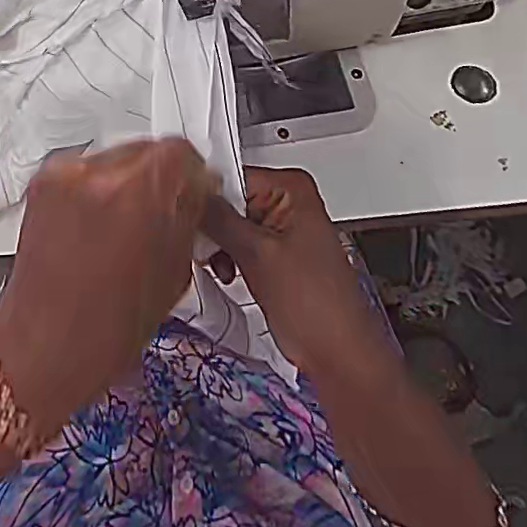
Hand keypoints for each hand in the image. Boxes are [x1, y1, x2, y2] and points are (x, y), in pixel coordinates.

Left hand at [0, 139, 216, 429]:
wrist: (45, 345)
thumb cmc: (107, 326)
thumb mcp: (174, 270)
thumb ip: (188, 215)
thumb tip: (195, 189)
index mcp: (143, 191)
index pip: (183, 151)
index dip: (194, 175)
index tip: (194, 189)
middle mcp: (102, 173)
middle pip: (149, 148)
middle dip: (161, 176)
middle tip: (162, 209)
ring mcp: (68, 175)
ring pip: (118, 155)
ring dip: (129, 181)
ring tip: (126, 222)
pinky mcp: (44, 183)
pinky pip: (87, 170)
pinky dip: (98, 187)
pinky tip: (100, 222)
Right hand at [202, 167, 397, 379]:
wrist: (337, 352)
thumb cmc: (319, 306)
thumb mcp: (257, 254)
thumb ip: (219, 220)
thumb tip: (192, 197)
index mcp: (293, 188)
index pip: (232, 173)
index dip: (207, 197)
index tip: (189, 215)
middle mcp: (289, 202)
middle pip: (230, 199)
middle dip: (214, 226)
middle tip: (208, 248)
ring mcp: (282, 228)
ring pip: (230, 224)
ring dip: (218, 246)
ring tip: (225, 266)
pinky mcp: (275, 253)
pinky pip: (239, 244)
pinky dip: (228, 258)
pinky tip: (230, 273)